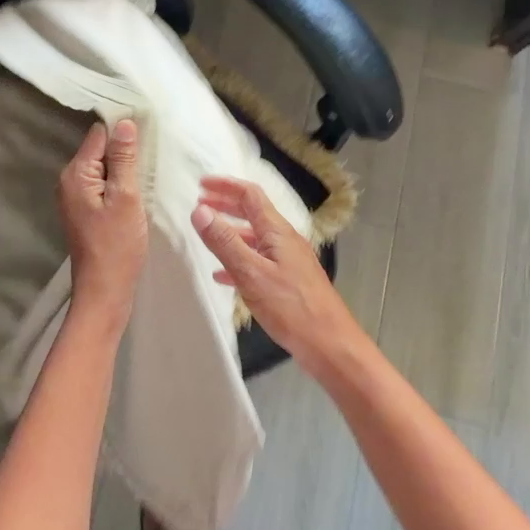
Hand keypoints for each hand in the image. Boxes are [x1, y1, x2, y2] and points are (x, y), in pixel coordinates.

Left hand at [58, 118, 147, 325]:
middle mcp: (69, 181)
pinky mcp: (86, 210)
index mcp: (76, 174)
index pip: (99, 135)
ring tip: (149, 173)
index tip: (149, 132)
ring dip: (124, 170)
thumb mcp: (126, 197)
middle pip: (100, 150)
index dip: (123, 132)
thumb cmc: (117, 245)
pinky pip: (104, 186)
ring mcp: (76, 197)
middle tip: (154, 156)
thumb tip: (125, 123)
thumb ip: (124, 159)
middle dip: (125, 151)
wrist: (105, 291)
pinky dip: (120, 186)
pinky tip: (137, 193)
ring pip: (104, 169)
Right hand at [190, 176, 364, 379]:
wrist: (330, 345)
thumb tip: (199, 210)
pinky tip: (222, 276)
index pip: (250, 195)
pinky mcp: (288, 282)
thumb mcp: (252, 273)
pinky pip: (258, 262)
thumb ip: (224, 242)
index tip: (201, 184)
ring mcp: (288, 262)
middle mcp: (284, 240)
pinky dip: (238, 260)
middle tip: (201, 204)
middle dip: (227, 205)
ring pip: (255, 238)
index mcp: (277, 232)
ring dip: (231, 232)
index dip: (226, 186)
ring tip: (207, 235)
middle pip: (253, 213)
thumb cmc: (292, 307)